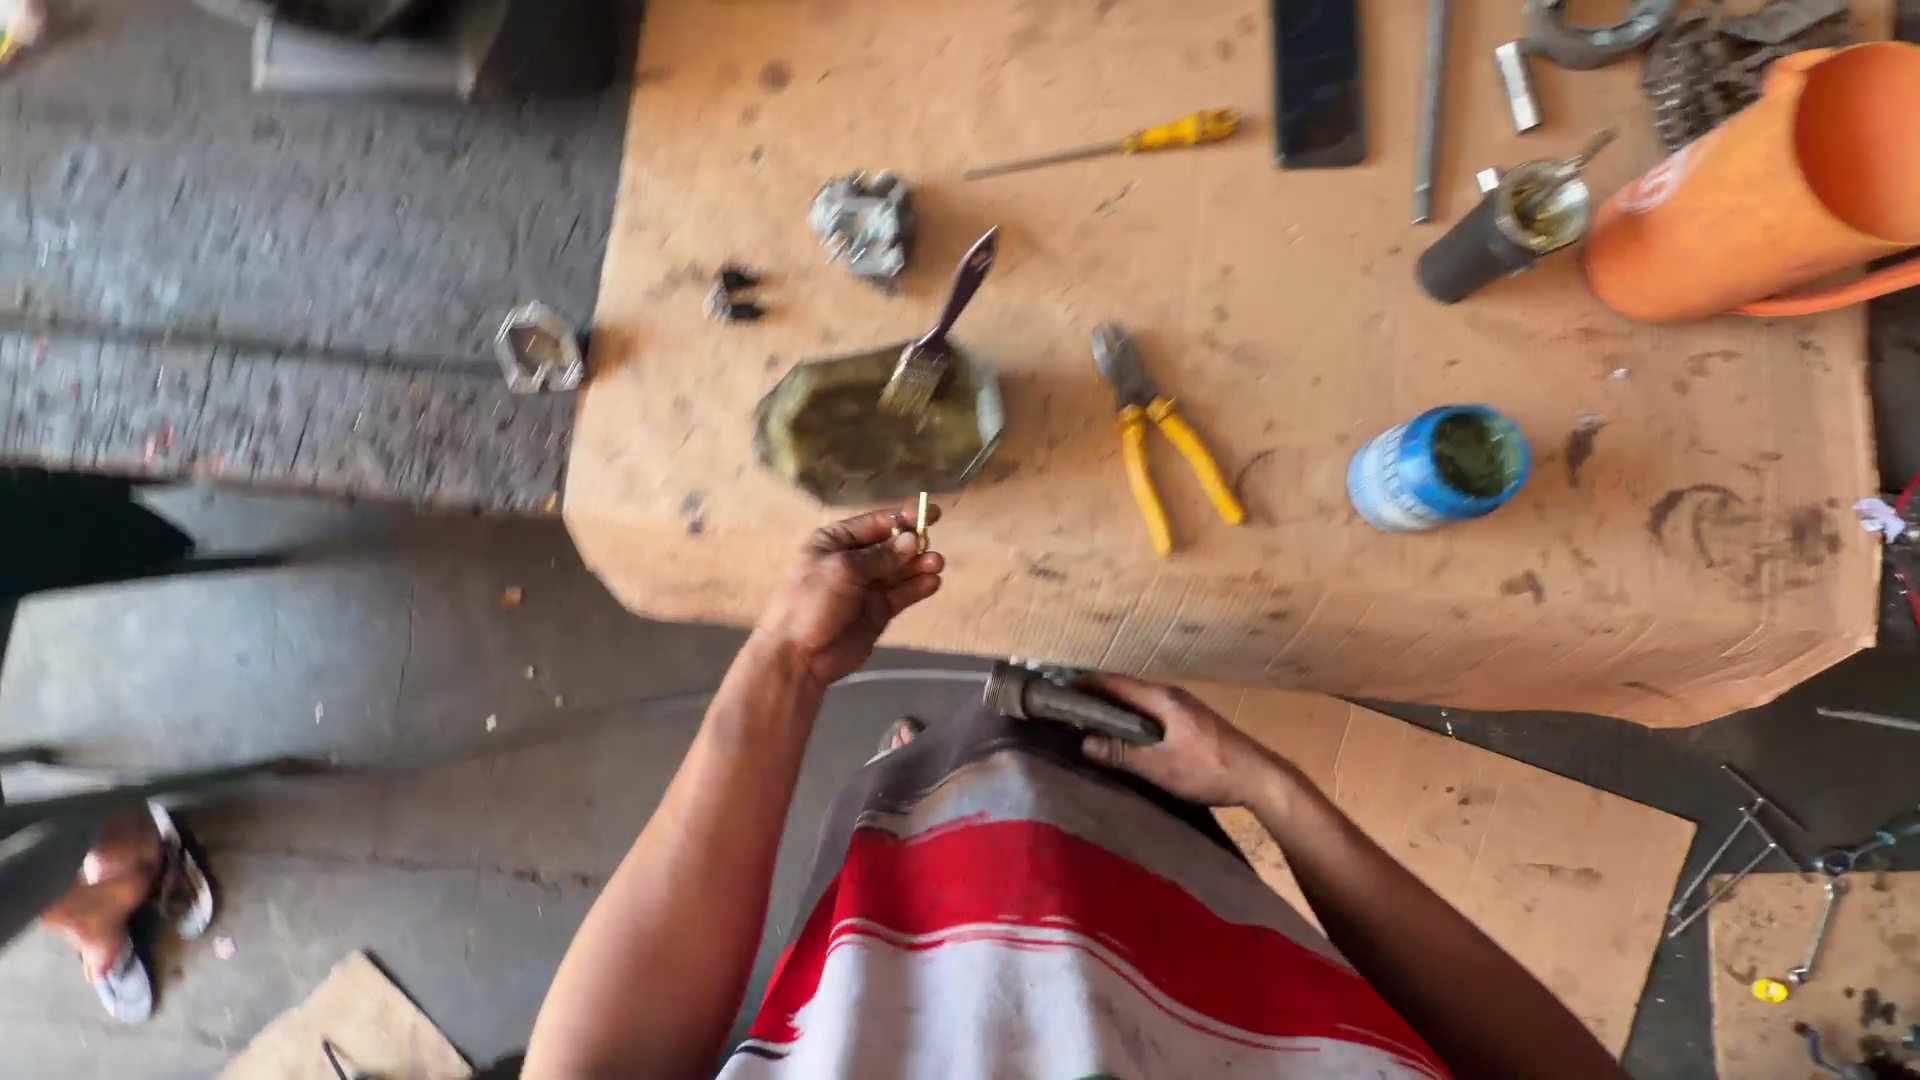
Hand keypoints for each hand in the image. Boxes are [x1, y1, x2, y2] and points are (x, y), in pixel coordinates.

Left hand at [752, 503, 944, 690]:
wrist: (799, 656)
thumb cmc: (813, 602)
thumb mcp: (844, 570)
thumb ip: (881, 555)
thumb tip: (913, 540)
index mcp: (835, 541)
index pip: (875, 523)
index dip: (903, 517)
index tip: (932, 513)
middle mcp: (853, 560)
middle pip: (892, 545)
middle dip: (914, 544)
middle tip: (932, 548)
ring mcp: (867, 587)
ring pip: (901, 570)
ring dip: (920, 565)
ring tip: (937, 564)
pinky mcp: (879, 611)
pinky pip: (903, 594)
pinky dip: (918, 587)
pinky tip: (932, 583)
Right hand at [1078, 673, 1286, 807]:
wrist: (1261, 778)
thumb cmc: (1210, 770)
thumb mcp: (1162, 767)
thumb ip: (1122, 754)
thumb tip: (1085, 743)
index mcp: (1162, 698)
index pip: (1115, 682)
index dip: (1086, 682)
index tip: (1059, 685)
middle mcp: (1171, 694)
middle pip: (1126, 687)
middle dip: (1096, 692)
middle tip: (1067, 702)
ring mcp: (1184, 705)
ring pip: (1139, 699)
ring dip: (1114, 704)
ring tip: (1088, 715)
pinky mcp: (1191, 719)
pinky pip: (1150, 709)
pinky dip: (1130, 713)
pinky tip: (1123, 729)